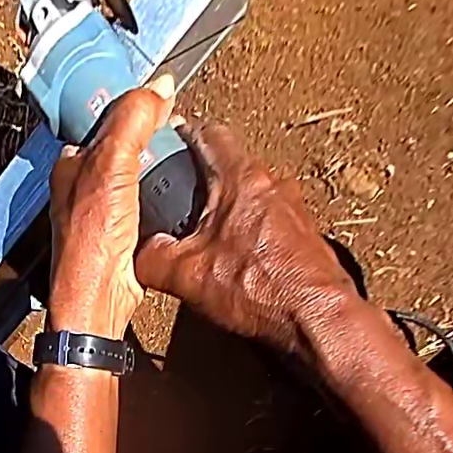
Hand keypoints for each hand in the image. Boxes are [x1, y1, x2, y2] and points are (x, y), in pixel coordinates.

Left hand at [46, 76, 176, 338]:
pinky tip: (174, 195)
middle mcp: (84, 188)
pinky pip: (147, 204)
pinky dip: (162, 195)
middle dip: (149, 137)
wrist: (100, 298)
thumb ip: (132, 121)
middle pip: (123, 147)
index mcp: (71, 164)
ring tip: (179, 158)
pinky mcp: (123, 235)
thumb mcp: (112, 166)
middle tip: (174, 128)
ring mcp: (104, 213)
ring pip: (136, 176)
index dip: (132, 105)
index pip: (103, 118)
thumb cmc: (90, 243)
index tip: (160, 97)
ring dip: (158, 168)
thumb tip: (159, 87)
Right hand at [136, 121, 362, 357]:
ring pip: (250, 197)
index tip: (164, 146)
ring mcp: (294, 209)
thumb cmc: (262, 291)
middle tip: (177, 204)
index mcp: (242, 178)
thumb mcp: (187, 276)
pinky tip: (237, 263)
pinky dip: (249, 234)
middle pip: (229, 167)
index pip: (208, 132)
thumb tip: (136, 253)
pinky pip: (268, 223)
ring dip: (228, 212)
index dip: (181, 136)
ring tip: (205, 240)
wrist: (317, 320)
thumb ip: (152, 258)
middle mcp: (273, 183)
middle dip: (201, 183)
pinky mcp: (305, 236)